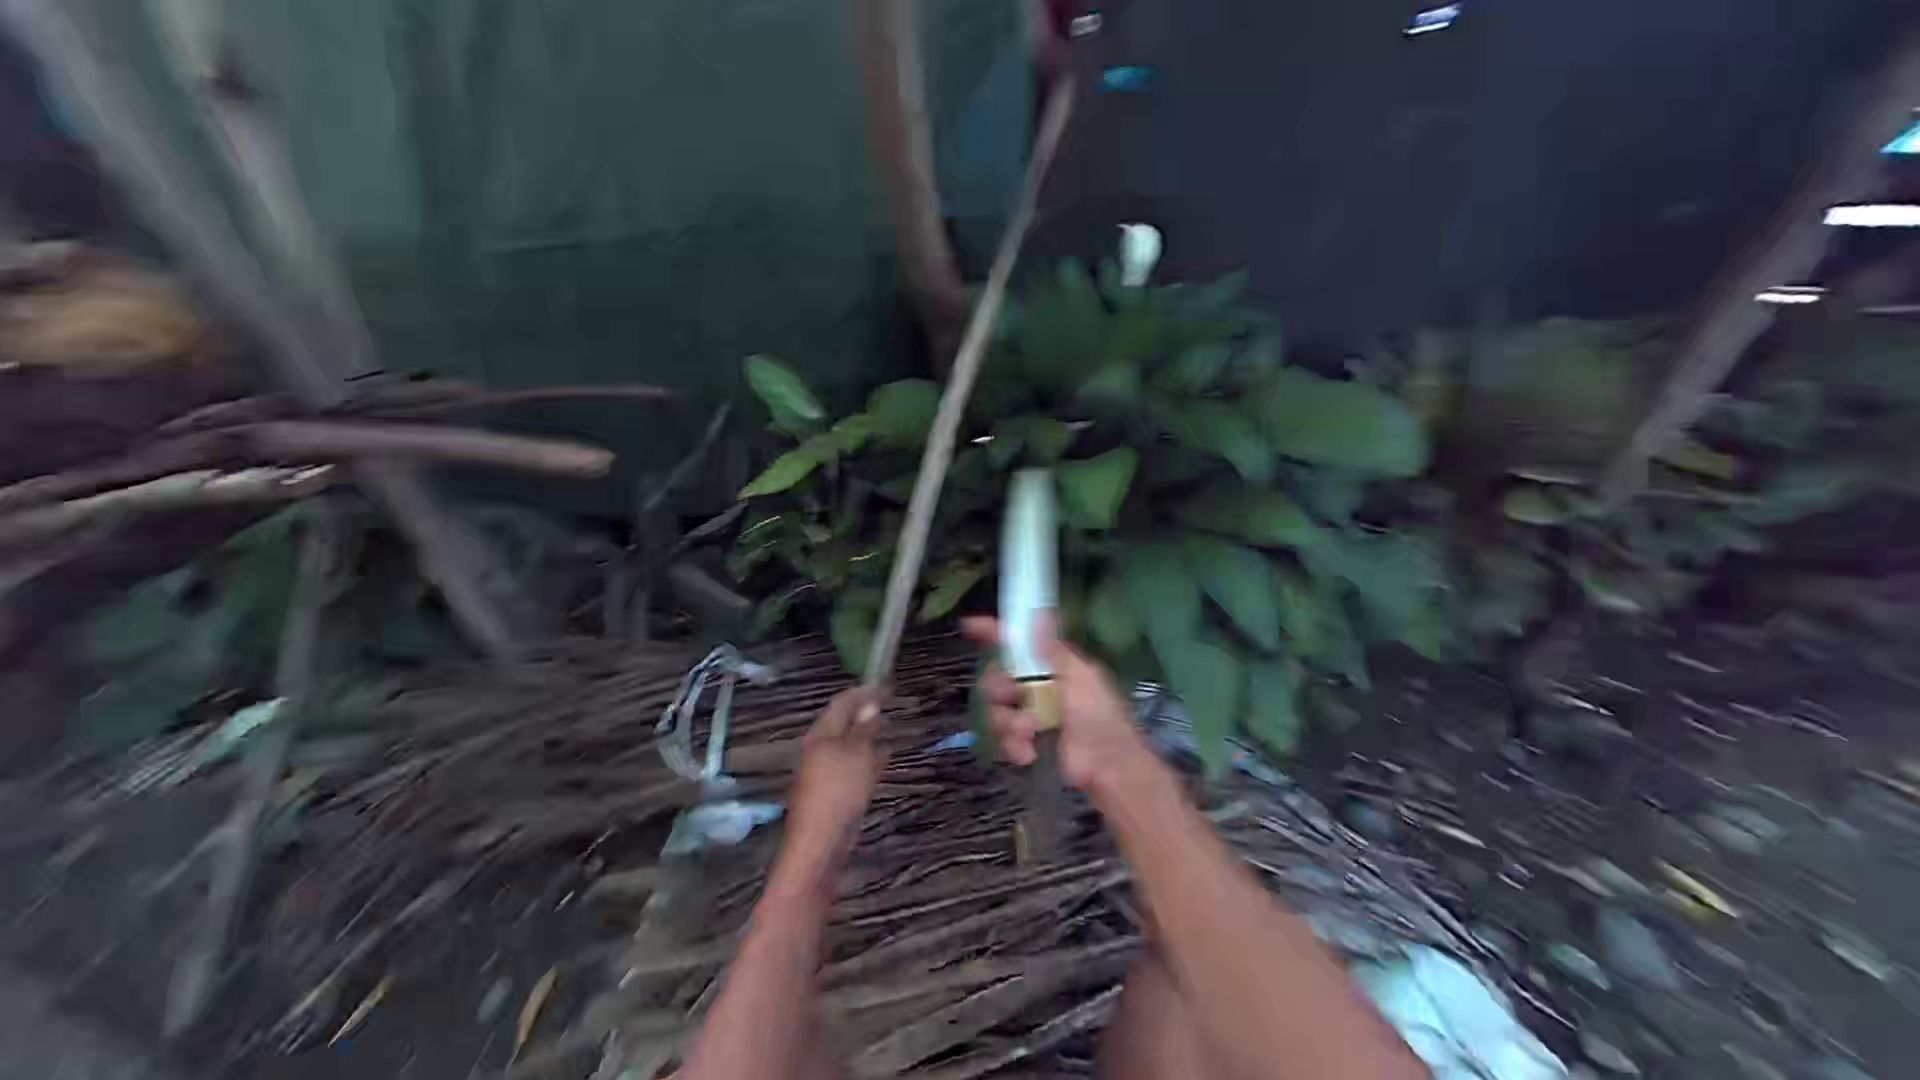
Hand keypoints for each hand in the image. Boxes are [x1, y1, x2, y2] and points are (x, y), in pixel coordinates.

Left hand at [784, 686, 887, 865]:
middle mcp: (819, 749)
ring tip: (890, 727)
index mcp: (820, 735)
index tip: (886, 686)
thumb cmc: (838, 793)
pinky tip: (884, 758)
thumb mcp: (857, 755)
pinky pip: (853, 765)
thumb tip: (870, 705)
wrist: (820, 845)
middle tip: (889, 704)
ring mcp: (825, 772)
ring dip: (868, 734)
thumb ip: (864, 729)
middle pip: (843, 723)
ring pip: (849, 744)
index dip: (863, 692)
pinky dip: (869, 756)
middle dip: (864, 712)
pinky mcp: (834, 792)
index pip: (841, 703)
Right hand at [961, 616, 1155, 800]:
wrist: (1108, 767)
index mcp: (1052, 665)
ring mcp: (1030, 714)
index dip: (994, 633)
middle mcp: (1037, 686)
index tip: (972, 626)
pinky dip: (1012, 745)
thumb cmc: (1099, 717)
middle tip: (1008, 698)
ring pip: (996, 709)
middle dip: (998, 689)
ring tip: (1027, 734)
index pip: (1018, 642)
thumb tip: (1039, 612)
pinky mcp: (1026, 741)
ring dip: (1007, 722)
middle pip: (997, 677)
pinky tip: (1027, 753)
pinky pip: (1002, 736)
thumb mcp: (1080, 677)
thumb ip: (1053, 649)